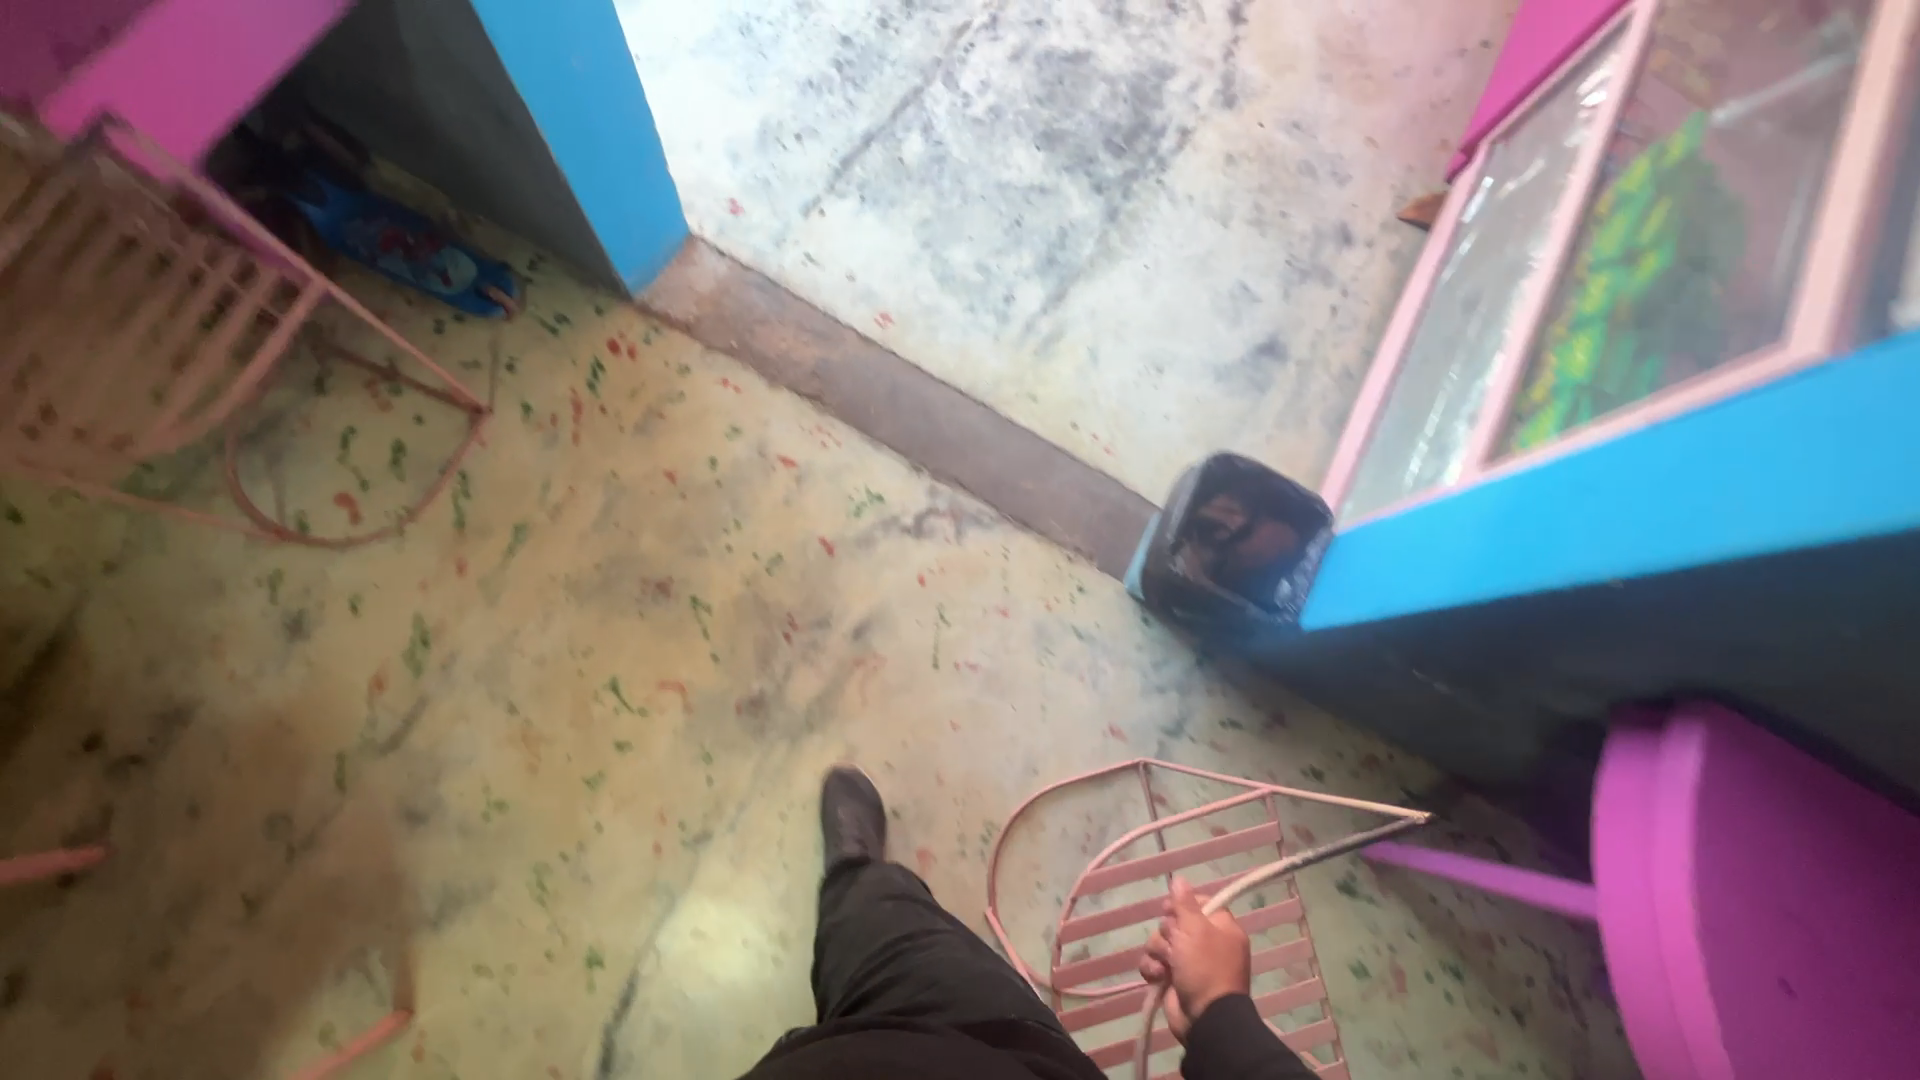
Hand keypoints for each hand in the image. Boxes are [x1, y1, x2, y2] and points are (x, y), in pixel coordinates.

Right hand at [1138, 877, 1251, 1042]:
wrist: (1205, 1019)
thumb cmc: (1205, 968)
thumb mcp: (1196, 929)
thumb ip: (1185, 903)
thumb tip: (1179, 878)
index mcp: (1220, 928)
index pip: (1200, 903)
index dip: (1182, 903)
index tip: (1171, 908)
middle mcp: (1205, 943)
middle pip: (1175, 922)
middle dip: (1168, 932)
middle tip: (1174, 943)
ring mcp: (1188, 962)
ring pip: (1160, 941)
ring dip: (1158, 951)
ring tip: (1166, 965)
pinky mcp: (1173, 979)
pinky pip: (1154, 962)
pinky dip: (1152, 968)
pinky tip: (1158, 977)